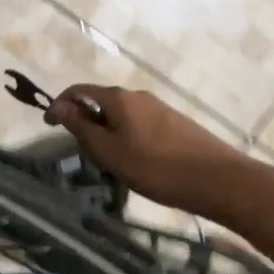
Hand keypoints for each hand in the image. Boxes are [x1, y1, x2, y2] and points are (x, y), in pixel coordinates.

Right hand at [45, 85, 259, 218]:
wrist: (224, 182)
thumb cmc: (157, 168)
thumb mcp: (109, 151)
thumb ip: (80, 127)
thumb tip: (57, 106)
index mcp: (118, 98)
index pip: (78, 91)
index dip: (59, 105)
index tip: (49, 126)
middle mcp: (138, 96)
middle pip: (101, 102)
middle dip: (87, 122)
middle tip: (86, 152)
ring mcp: (162, 108)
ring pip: (123, 115)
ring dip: (110, 132)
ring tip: (114, 162)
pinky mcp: (179, 124)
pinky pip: (142, 124)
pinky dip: (130, 137)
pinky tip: (141, 162)